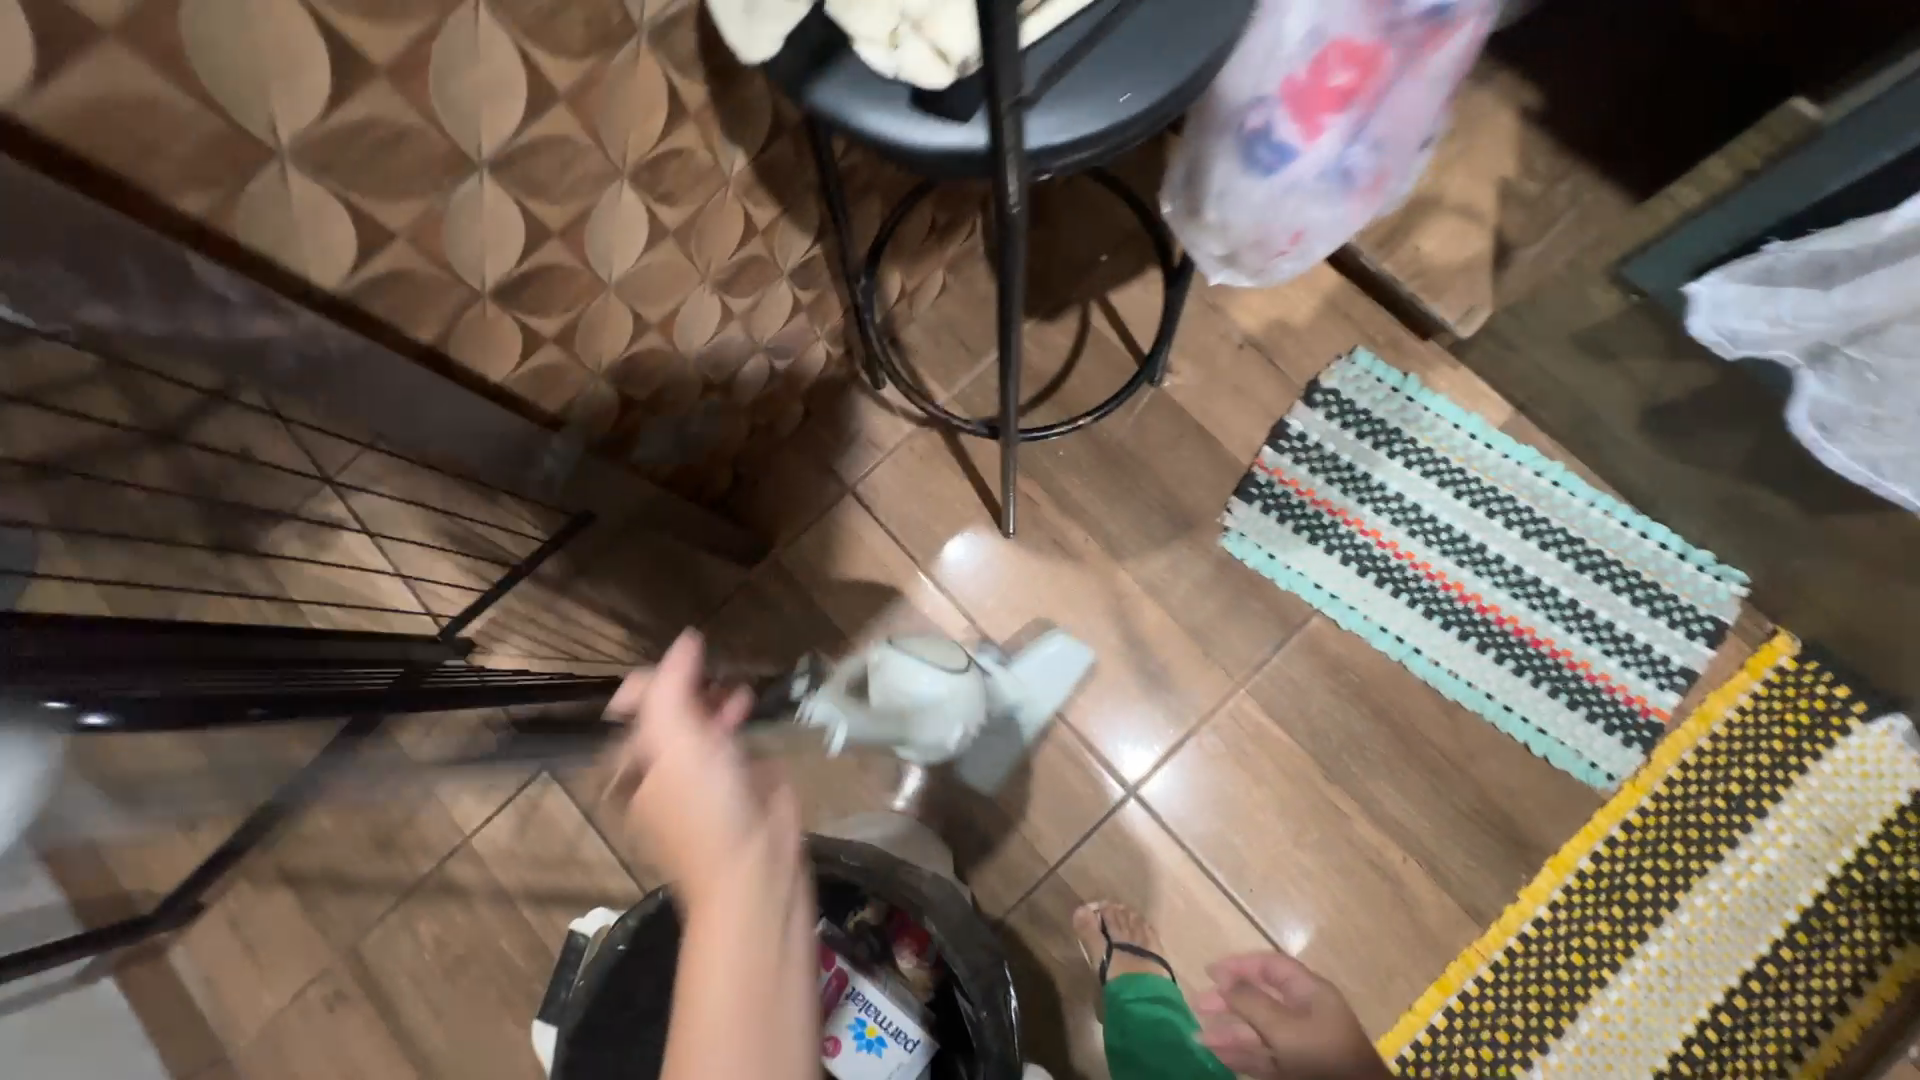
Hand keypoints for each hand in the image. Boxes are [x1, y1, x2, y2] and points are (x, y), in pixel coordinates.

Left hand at [606, 629, 804, 910]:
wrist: (755, 866)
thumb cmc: (706, 808)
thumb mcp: (676, 743)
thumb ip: (672, 687)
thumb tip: (686, 639)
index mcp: (634, 763)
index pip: (633, 706)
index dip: (655, 679)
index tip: (686, 660)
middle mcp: (662, 766)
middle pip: (669, 709)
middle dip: (688, 685)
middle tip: (711, 669)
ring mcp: (702, 773)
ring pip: (701, 720)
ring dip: (714, 696)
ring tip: (732, 684)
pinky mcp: (737, 778)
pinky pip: (730, 735)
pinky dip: (736, 714)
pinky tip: (749, 701)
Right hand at [1192, 952, 1389, 1079]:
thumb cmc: (1322, 1059)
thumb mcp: (1283, 1027)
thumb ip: (1250, 1001)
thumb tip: (1222, 979)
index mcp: (1310, 993)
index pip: (1270, 967)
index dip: (1239, 965)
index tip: (1209, 972)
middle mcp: (1305, 1015)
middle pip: (1260, 998)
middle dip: (1228, 1001)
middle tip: (1198, 1005)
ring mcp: (1302, 1046)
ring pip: (1258, 1031)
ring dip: (1229, 1033)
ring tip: (1199, 1037)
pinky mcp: (1297, 1071)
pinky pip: (1264, 1057)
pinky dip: (1241, 1056)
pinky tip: (1218, 1057)